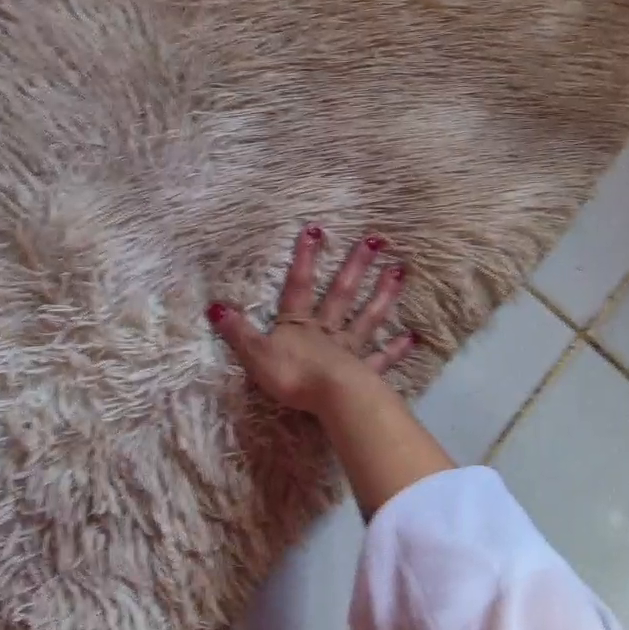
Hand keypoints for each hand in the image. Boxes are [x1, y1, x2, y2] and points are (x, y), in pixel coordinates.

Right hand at [208, 225, 419, 416]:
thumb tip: (214, 306)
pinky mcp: (366, 374)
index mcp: (298, 325)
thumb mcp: (255, 354)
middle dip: (356, 266)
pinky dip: (396, 349)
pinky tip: (413, 337)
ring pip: (367, 318)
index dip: (305, 259)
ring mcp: (350, 351)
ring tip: (400, 271)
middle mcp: (327, 331)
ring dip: (383, 295)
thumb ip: (238, 332)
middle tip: (376, 240)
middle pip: (341, 293)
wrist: (331, 400)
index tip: (316, 229)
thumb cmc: (292, 376)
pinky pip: (382, 359)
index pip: (299, 286)